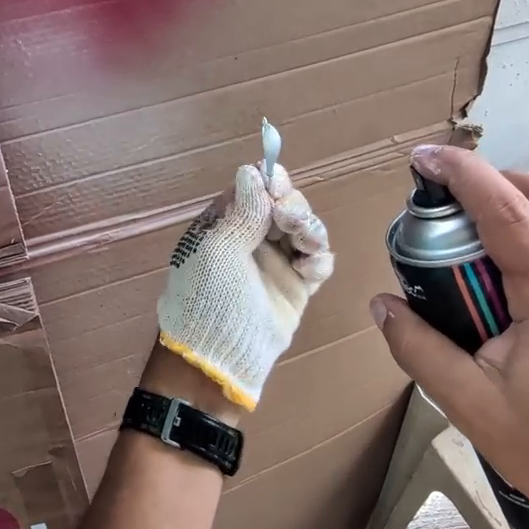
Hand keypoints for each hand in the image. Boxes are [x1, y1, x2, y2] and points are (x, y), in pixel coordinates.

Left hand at [157, 164, 332, 409]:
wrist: (219, 358)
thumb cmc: (209, 297)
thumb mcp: (219, 249)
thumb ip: (243, 210)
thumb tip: (251, 169)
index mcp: (227, 223)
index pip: (255, 189)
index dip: (271, 182)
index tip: (278, 183)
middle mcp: (252, 238)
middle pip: (286, 205)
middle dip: (294, 206)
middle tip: (288, 220)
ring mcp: (276, 263)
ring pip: (306, 230)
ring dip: (310, 229)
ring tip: (304, 244)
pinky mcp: (296, 287)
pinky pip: (318, 261)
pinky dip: (320, 259)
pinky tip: (311, 268)